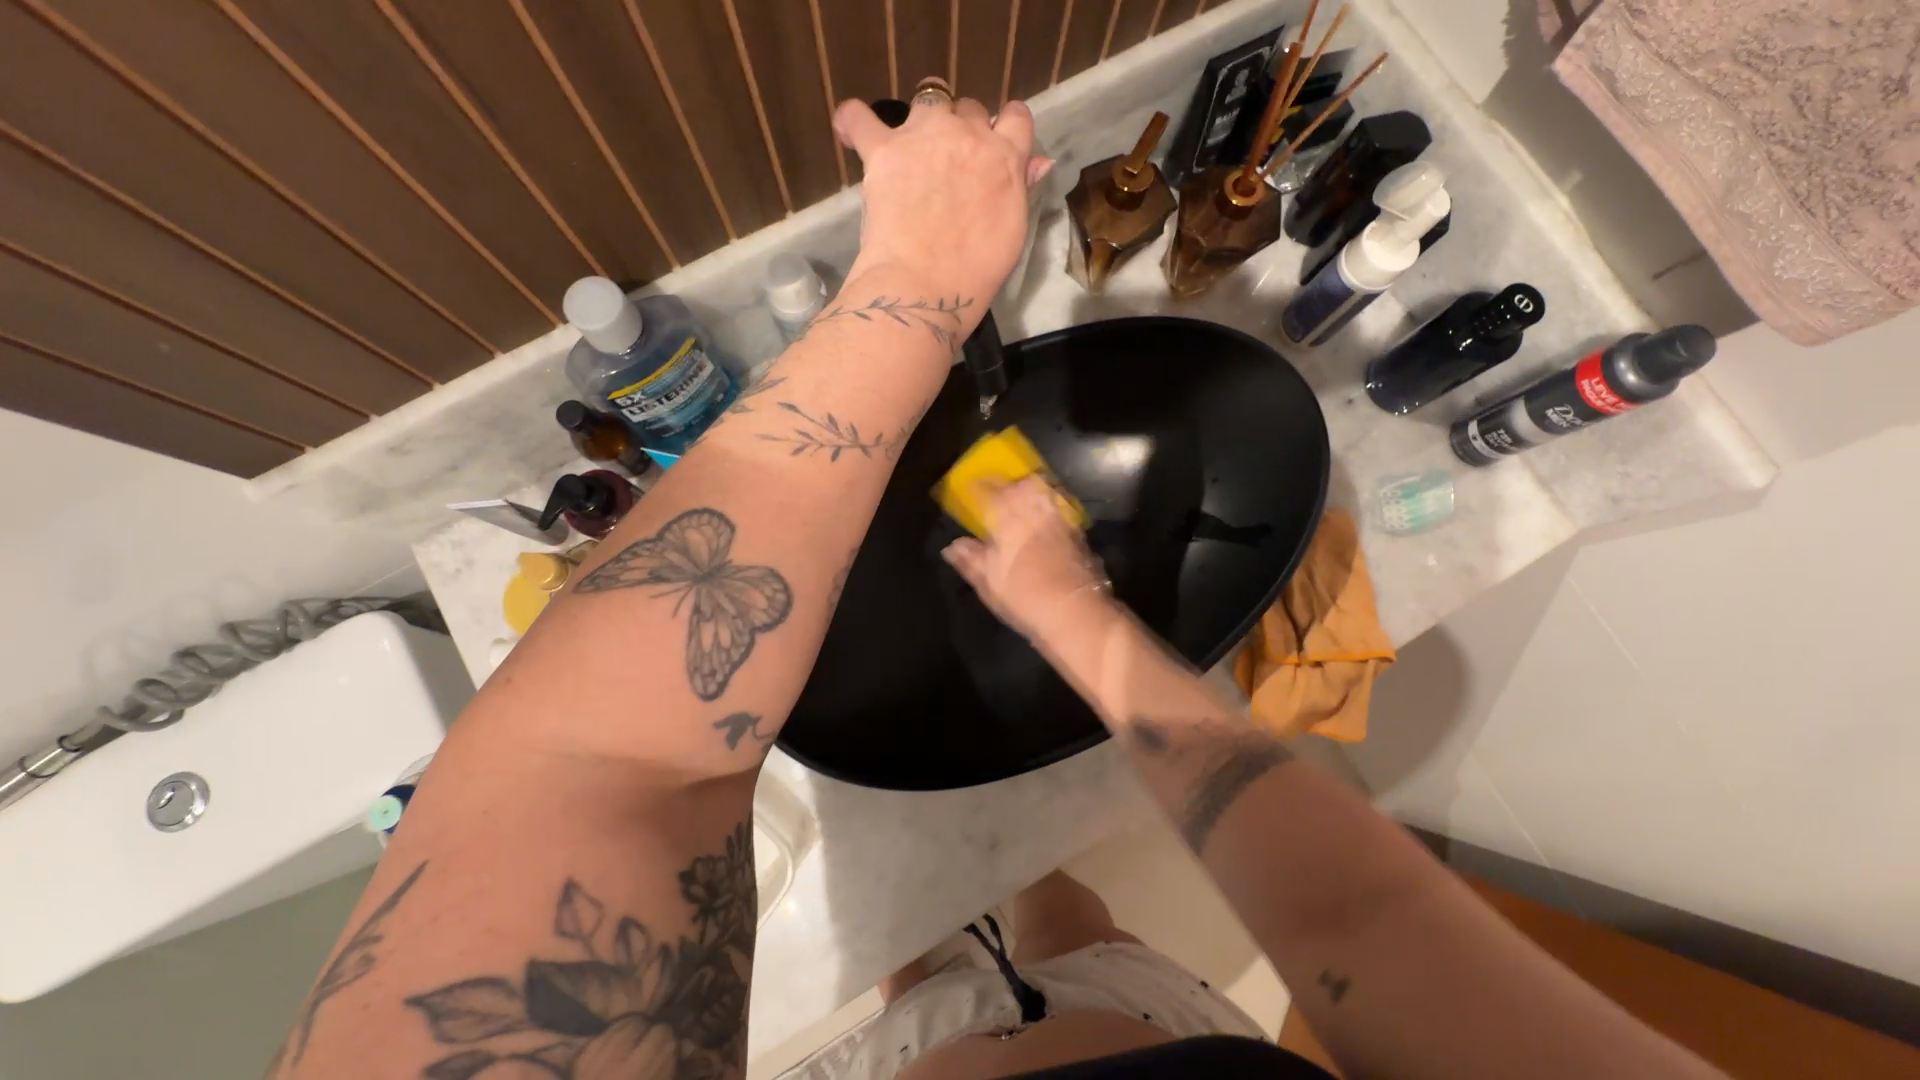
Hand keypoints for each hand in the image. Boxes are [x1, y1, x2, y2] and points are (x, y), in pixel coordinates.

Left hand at [833, 89, 1050, 326]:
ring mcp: (923, 136)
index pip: (1016, 117)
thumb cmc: (977, 269)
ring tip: (912, 150)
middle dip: (963, 129)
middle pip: (969, 109)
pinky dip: (853, 120)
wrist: (925, 283)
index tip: (995, 146)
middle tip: (952, 166)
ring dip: (923, 122)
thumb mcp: (1014, 229)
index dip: (1005, 128)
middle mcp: (966, 134)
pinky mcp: (883, 149)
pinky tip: (849, 129)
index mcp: (1005, 156)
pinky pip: (860, 118)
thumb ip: (1021, 187)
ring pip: (928, 102)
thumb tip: (1036, 162)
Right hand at [942, 476, 1111, 641]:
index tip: (974, 484)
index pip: (992, 490)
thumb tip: (952, 546)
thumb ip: (970, 560)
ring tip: (1028, 501)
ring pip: (1049, 493)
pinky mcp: (1081, 535)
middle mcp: (1037, 511)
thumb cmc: (1024, 596)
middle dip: (1014, 483)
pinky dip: (1055, 510)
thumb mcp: (988, 582)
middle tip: (1005, 490)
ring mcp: (1063, 521)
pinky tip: (1050, 524)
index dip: (981, 485)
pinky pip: (1064, 511)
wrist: (1076, 612)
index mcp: (1009, 519)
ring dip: (1037, 491)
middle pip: (1026, 484)